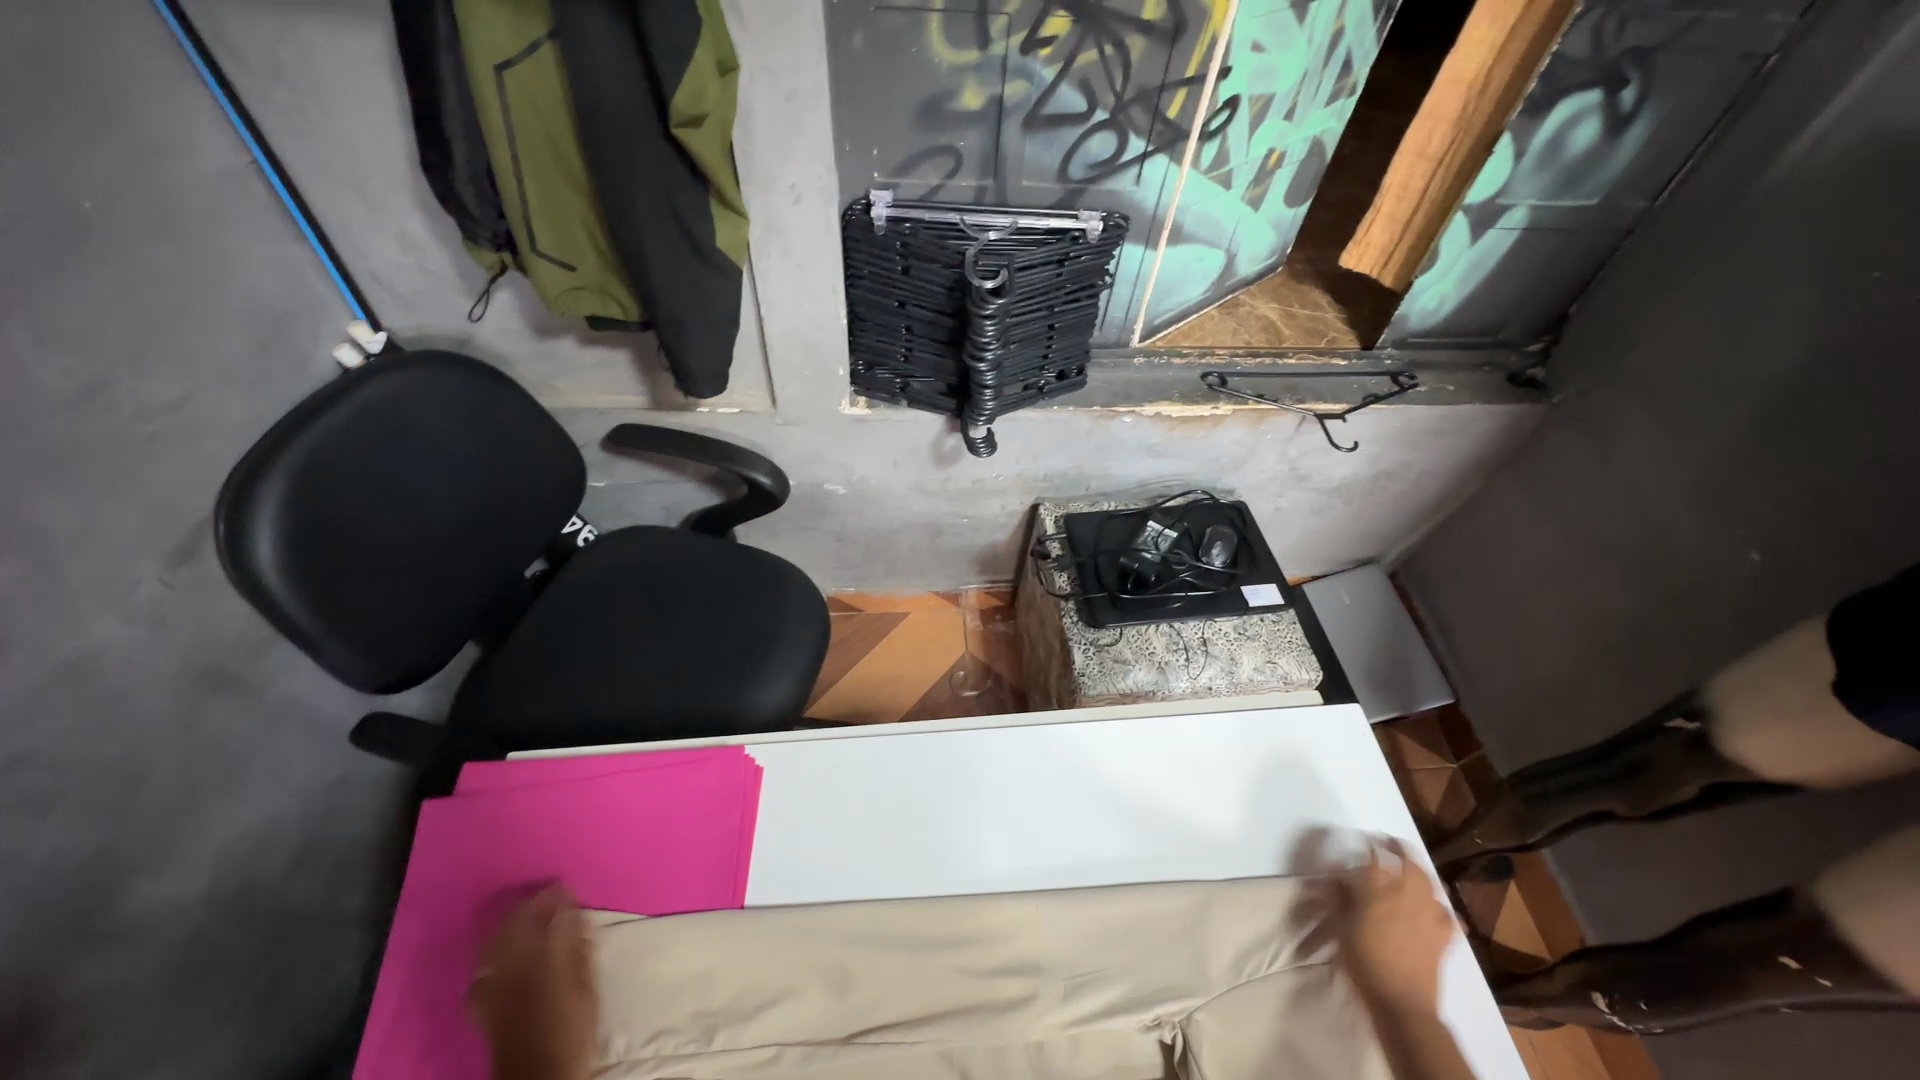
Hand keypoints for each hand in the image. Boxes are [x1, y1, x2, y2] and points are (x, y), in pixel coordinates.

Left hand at [469, 884, 598, 1079]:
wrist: (536, 1079)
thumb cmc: (572, 1033)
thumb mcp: (588, 991)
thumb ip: (581, 953)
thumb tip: (580, 920)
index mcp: (545, 959)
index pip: (552, 916)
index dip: (560, 898)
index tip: (569, 885)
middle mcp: (513, 965)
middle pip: (518, 922)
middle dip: (533, 904)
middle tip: (549, 893)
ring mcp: (492, 982)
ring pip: (498, 940)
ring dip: (512, 923)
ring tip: (527, 915)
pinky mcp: (481, 1001)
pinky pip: (485, 965)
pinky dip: (494, 954)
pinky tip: (503, 955)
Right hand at [1336, 837, 1455, 1017]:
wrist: (1402, 1001)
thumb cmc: (1364, 963)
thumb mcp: (1341, 929)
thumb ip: (1341, 901)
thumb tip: (1337, 880)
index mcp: (1379, 892)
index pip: (1375, 858)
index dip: (1370, 845)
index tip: (1363, 839)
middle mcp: (1408, 896)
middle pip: (1409, 864)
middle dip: (1400, 849)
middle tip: (1391, 842)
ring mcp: (1430, 915)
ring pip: (1431, 884)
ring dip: (1421, 872)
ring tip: (1413, 868)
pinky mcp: (1445, 936)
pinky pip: (1447, 915)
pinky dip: (1441, 907)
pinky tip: (1436, 908)